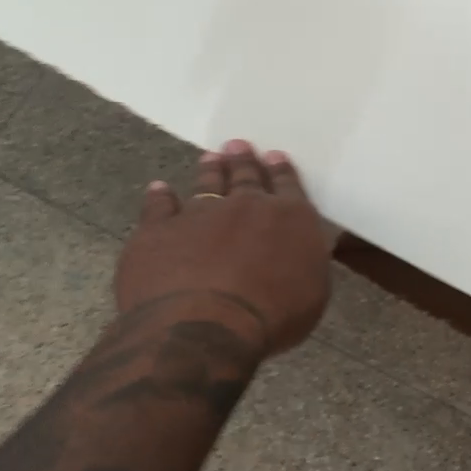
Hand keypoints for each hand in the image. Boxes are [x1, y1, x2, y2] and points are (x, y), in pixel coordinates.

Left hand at [115, 140, 332, 356]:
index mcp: (292, 217)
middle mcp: (248, 207)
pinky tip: (158, 188)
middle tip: (238, 145)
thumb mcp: (314, 291)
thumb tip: (303, 252)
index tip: (274, 155)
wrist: (205, 326)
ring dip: (210, 170)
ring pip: (207, 184)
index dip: (282, 171)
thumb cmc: (273, 314)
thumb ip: (307, 263)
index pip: (289, 186)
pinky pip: (158, 206)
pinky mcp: (157, 232)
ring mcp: (200, 215)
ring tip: (211, 157)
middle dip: (244, 161)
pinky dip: (159, 196)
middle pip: (247, 178)